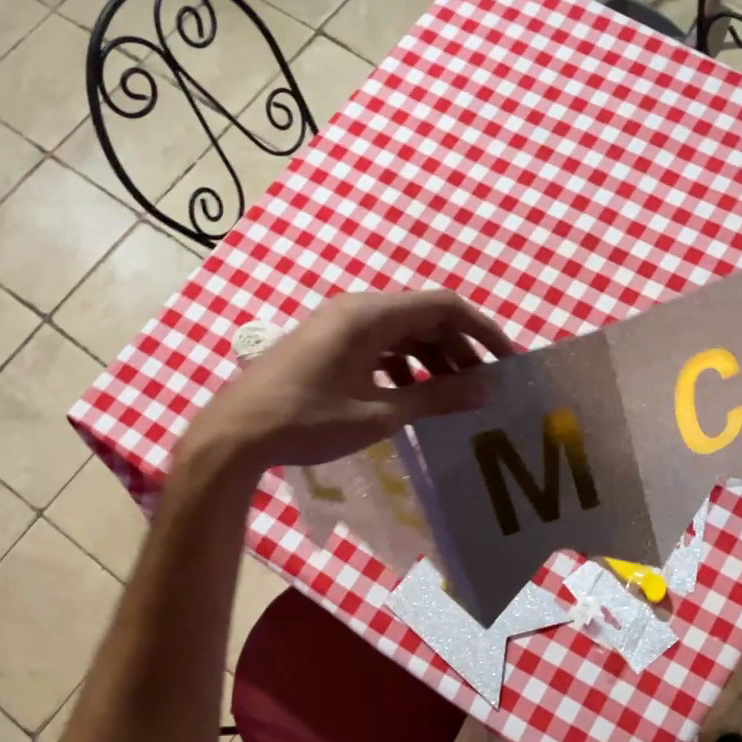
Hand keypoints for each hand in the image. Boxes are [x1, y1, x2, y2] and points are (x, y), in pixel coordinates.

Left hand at [176, 290, 516, 472]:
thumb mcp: (381, 413)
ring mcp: (339, 326)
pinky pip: (380, 345)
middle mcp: (357, 310)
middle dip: (461, 350)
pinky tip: (412, 397)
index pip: (446, 307)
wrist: (234, 434)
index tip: (507, 362)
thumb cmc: (308, 422)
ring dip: (434, 361)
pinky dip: (405, 367)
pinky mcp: (327, 344)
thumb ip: (438, 399)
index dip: (483, 331)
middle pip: (426, 318)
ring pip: (404, 333)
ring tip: (454, 397)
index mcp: (371, 316)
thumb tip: (486, 390)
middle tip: (484, 387)